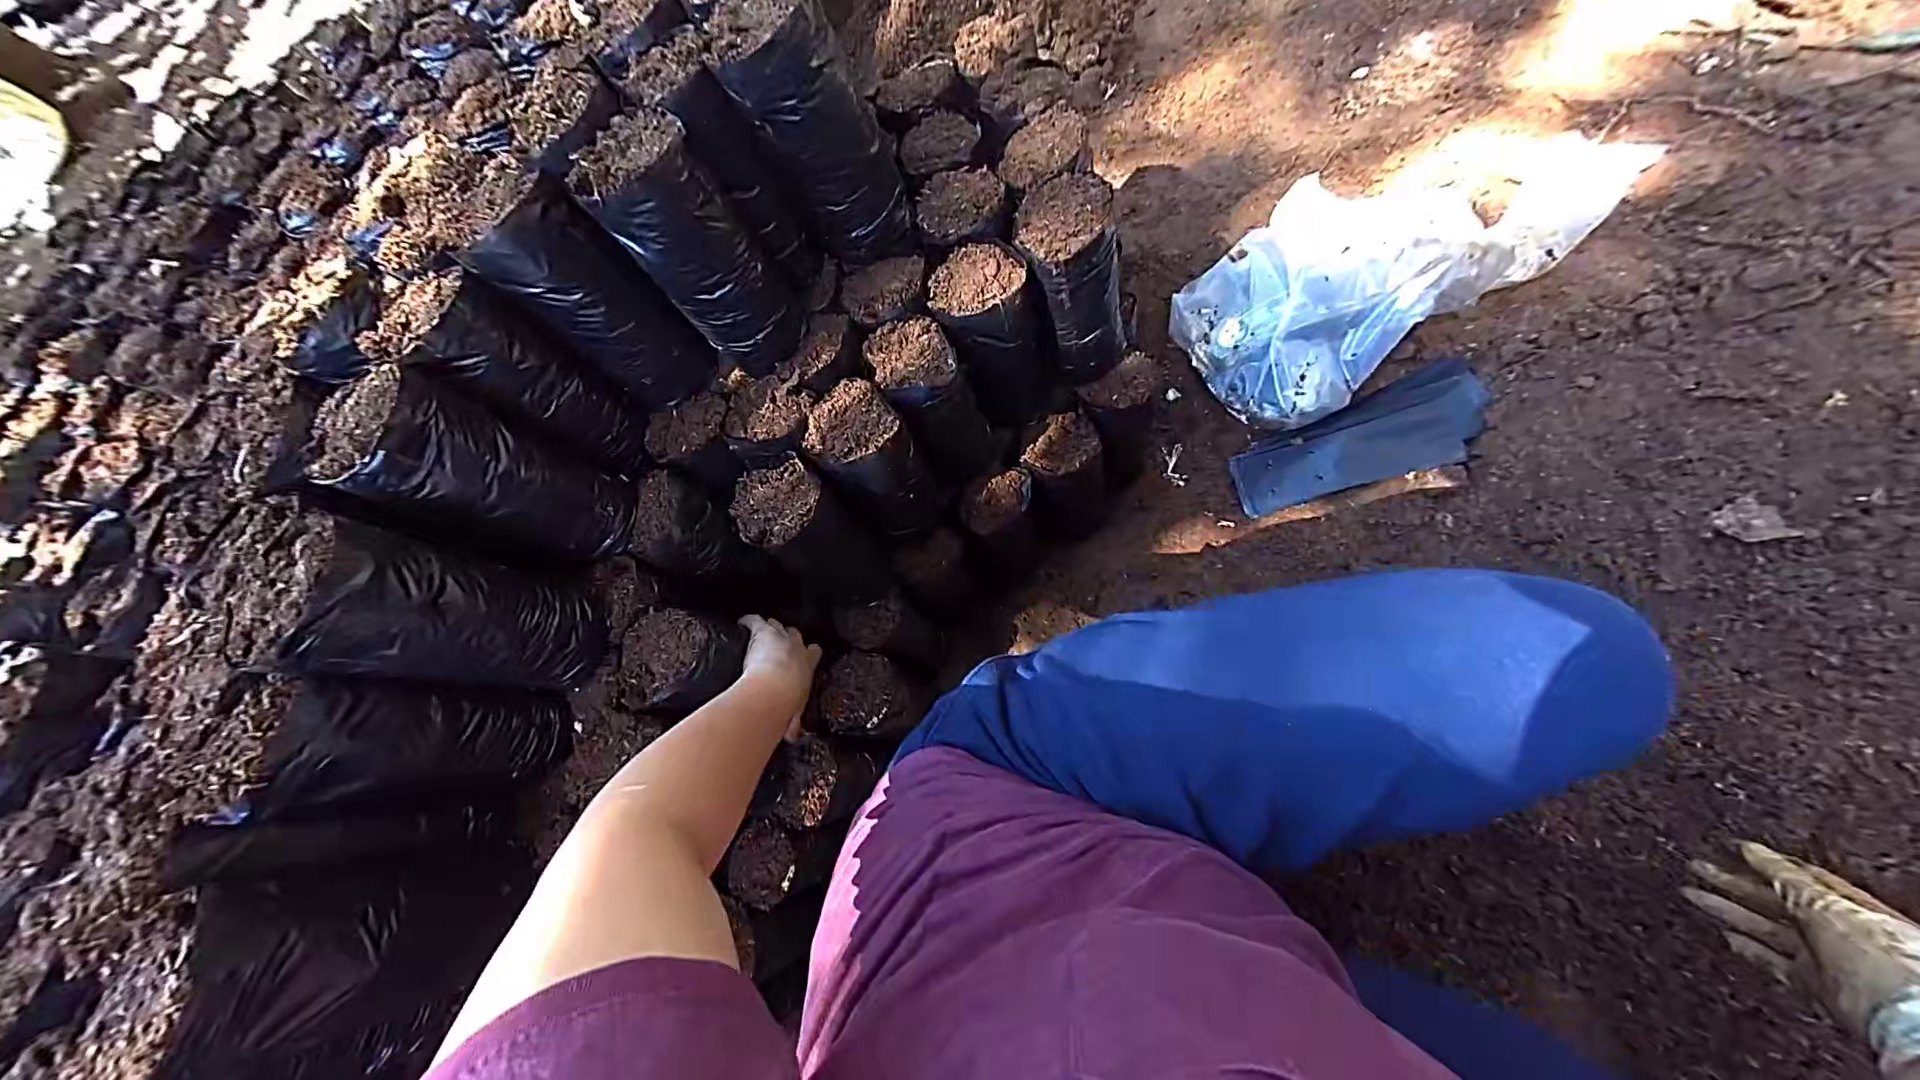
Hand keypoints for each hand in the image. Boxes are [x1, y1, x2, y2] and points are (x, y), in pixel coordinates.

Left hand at [737, 615, 820, 739]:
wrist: (774, 690)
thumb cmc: (786, 702)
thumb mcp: (793, 714)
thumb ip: (793, 723)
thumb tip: (794, 736)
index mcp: (808, 665)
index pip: (814, 652)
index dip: (808, 651)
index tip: (806, 652)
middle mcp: (797, 647)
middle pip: (795, 634)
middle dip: (789, 636)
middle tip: (781, 641)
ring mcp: (780, 637)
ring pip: (777, 625)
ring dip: (771, 628)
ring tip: (764, 629)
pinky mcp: (763, 631)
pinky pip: (755, 620)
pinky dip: (748, 621)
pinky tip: (743, 621)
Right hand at [1687, 842, 1919, 1077]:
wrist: (1903, 1016)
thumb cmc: (1883, 959)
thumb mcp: (1825, 904)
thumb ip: (1787, 878)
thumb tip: (1751, 849)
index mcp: (1853, 910)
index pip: (1800, 878)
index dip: (1765, 862)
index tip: (1734, 847)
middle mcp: (1840, 933)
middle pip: (1776, 902)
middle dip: (1733, 883)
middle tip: (1697, 866)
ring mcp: (1827, 960)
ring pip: (1766, 928)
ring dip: (1727, 910)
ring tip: (1691, 893)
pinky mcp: (1815, 984)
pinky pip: (1773, 961)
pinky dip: (1746, 947)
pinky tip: (1724, 934)